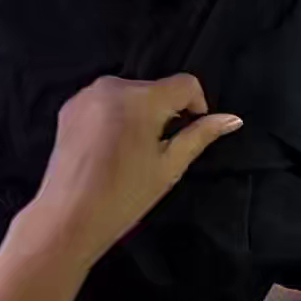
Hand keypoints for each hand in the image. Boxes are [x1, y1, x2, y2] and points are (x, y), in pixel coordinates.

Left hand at [21, 74, 241, 266]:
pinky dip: (116, 118)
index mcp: (141, 98)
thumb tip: (232, 119)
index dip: (197, 105)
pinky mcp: (69, 107)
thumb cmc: (124, 195)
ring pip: (130, 95)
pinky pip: (106, 103)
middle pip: (156, 89)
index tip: (191, 131)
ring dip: (140, 114)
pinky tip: (110, 149)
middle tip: (159, 151)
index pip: (185, 83)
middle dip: (165, 113)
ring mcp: (87, 95)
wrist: (68, 218)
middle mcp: (112, 86)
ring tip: (132, 153)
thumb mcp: (169, 166)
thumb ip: (200, 136)